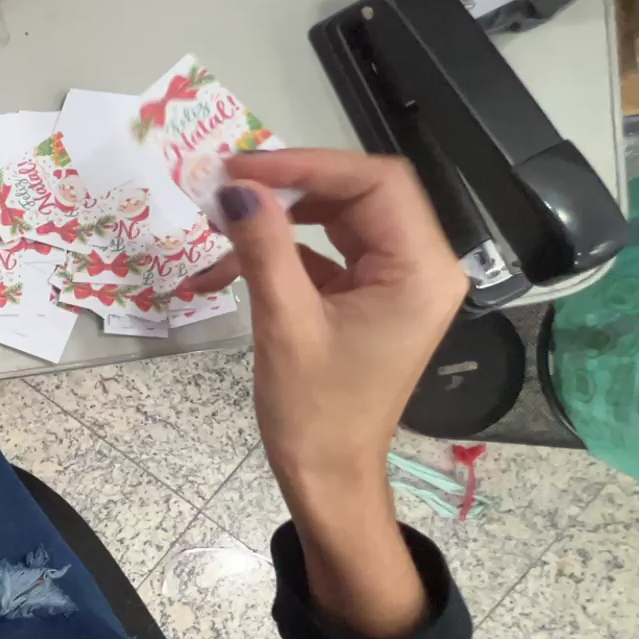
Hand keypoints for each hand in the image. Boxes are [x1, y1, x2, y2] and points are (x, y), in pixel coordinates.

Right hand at [188, 150, 465, 635]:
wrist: (324, 471)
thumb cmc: (311, 409)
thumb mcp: (283, 325)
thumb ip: (262, 251)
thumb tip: (233, 193)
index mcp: (420, 269)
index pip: (374, 185)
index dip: (305, 166)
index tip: (238, 169)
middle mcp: (419, 266)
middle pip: (357, 197)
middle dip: (288, 190)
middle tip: (223, 190)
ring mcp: (391, 284)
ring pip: (335, 225)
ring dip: (274, 225)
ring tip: (218, 233)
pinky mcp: (362, 301)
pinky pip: (322, 260)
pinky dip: (275, 258)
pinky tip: (228, 272)